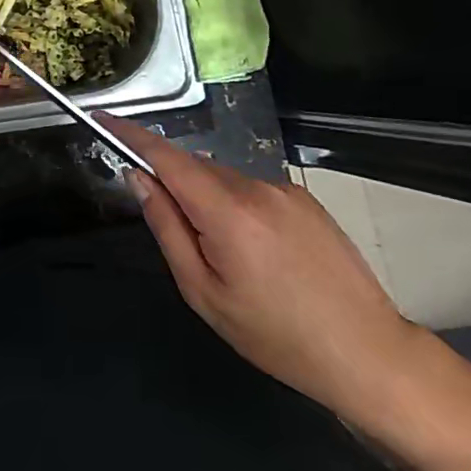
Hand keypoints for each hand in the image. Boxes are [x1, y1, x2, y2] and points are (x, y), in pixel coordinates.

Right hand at [100, 115, 429, 413]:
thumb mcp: (202, 291)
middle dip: (172, 182)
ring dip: (206, 198)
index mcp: (227, 212)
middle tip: (172, 231)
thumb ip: (166, 228)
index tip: (104, 118)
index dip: (132, 135)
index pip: (168, 158)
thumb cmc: (274, 334)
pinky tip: (255, 252)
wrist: (366, 352)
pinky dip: (235, 205)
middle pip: (195, 167)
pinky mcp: (306, 200)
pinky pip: (253, 190)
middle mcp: (258, 187)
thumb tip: (139, 179)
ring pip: (225, 179)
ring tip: (224, 256)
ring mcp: (286, 190)